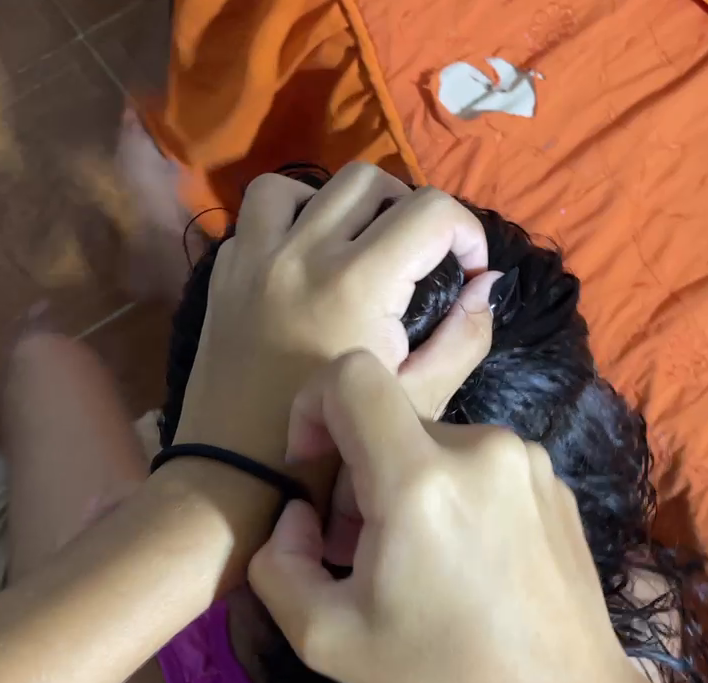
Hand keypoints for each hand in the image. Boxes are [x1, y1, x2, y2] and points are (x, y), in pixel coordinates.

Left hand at [169, 163, 490, 471]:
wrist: (234, 477)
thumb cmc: (329, 453)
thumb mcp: (416, 402)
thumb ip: (464, 337)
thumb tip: (487, 282)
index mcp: (356, 285)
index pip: (432, 211)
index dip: (466, 233)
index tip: (463, 270)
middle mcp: (301, 256)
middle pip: (369, 180)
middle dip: (407, 209)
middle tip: (412, 255)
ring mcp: (252, 262)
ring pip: (298, 184)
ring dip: (337, 203)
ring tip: (351, 243)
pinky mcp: (221, 278)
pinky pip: (253, 217)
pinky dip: (284, 221)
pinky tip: (299, 260)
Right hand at [247, 354, 665, 682]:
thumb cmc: (440, 680)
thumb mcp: (322, 637)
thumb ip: (276, 561)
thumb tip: (300, 514)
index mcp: (419, 480)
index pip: (351, 376)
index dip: (312, 407)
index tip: (311, 468)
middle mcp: (480, 448)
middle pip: (385, 421)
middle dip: (352, 472)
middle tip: (357, 548)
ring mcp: (526, 461)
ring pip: (428, 444)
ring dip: (399, 486)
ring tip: (411, 561)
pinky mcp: (553, 481)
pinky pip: (473, 464)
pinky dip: (446, 495)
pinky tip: (459, 562)